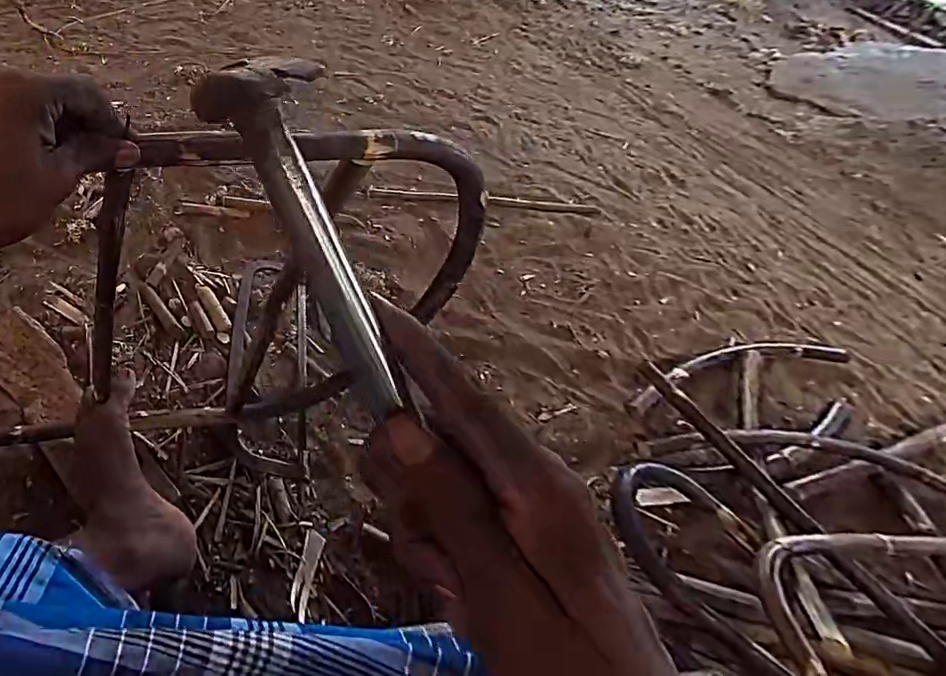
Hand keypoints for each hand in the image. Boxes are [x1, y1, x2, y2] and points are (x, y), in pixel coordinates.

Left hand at [0, 73, 137, 265]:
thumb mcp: (56, 178)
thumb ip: (93, 154)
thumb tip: (128, 149)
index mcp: (27, 92)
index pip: (85, 93)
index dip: (110, 121)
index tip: (125, 149)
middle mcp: (0, 84)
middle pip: (56, 95)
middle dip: (82, 125)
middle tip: (99, 161)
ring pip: (28, 107)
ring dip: (53, 130)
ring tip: (66, 166)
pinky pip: (1, 117)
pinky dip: (23, 133)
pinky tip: (26, 163)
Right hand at [363, 306, 672, 675]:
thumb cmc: (571, 672)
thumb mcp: (506, 600)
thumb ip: (453, 508)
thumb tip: (399, 423)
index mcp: (537, 486)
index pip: (462, 398)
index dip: (415, 350)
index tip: (374, 307)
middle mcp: (525, 479)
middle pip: (428, 435)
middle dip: (403, 479)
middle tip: (419, 539)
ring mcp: (515, 503)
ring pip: (424, 471)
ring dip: (415, 519)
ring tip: (448, 580)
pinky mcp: (505, 526)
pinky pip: (439, 506)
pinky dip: (429, 541)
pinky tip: (454, 586)